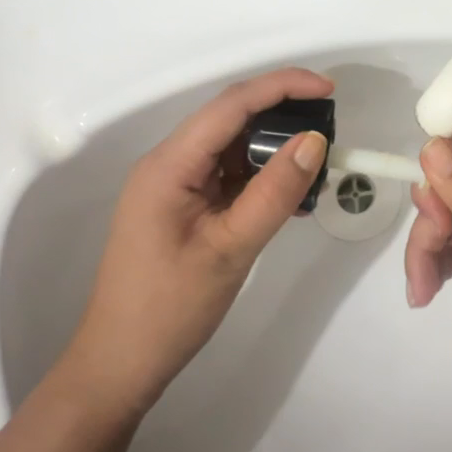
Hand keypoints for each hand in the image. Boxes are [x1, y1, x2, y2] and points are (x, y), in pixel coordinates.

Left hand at [57, 68, 332, 412]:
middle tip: (330, 129)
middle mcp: (169, 163)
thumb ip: (275, 192)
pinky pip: (229, 175)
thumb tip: (314, 140)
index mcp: (170, 164)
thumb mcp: (231, 248)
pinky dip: (263, 178)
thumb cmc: (169, 308)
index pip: (232, 104)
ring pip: (234, 147)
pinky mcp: (184, 206)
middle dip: (283, 115)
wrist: (120, 366)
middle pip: (232, 119)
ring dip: (275, 150)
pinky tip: (293, 198)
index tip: (329, 88)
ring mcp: (175, 185)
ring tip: (319, 168)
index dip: (282, 86)